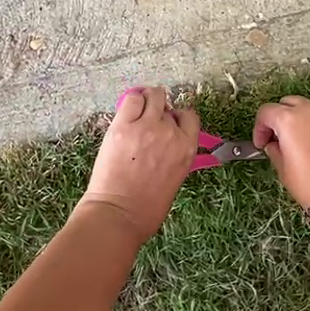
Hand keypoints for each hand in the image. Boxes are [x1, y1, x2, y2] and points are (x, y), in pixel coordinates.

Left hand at [77, 87, 200, 242]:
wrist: (120, 214)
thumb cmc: (147, 207)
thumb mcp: (175, 178)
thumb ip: (174, 154)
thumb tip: (165, 141)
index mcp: (187, 149)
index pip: (189, 117)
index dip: (177, 117)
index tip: (168, 122)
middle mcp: (171, 133)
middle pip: (168, 107)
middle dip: (159, 111)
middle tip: (147, 120)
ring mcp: (146, 127)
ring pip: (152, 96)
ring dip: (146, 100)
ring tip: (137, 111)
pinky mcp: (123, 126)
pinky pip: (131, 99)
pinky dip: (131, 101)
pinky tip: (126, 111)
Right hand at [252, 95, 309, 208]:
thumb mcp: (283, 169)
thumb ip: (274, 150)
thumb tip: (274, 145)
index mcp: (288, 119)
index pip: (266, 112)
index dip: (259, 128)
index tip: (261, 143)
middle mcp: (309, 110)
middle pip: (286, 104)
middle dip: (278, 118)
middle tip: (276, 140)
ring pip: (307, 108)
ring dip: (297, 120)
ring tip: (297, 143)